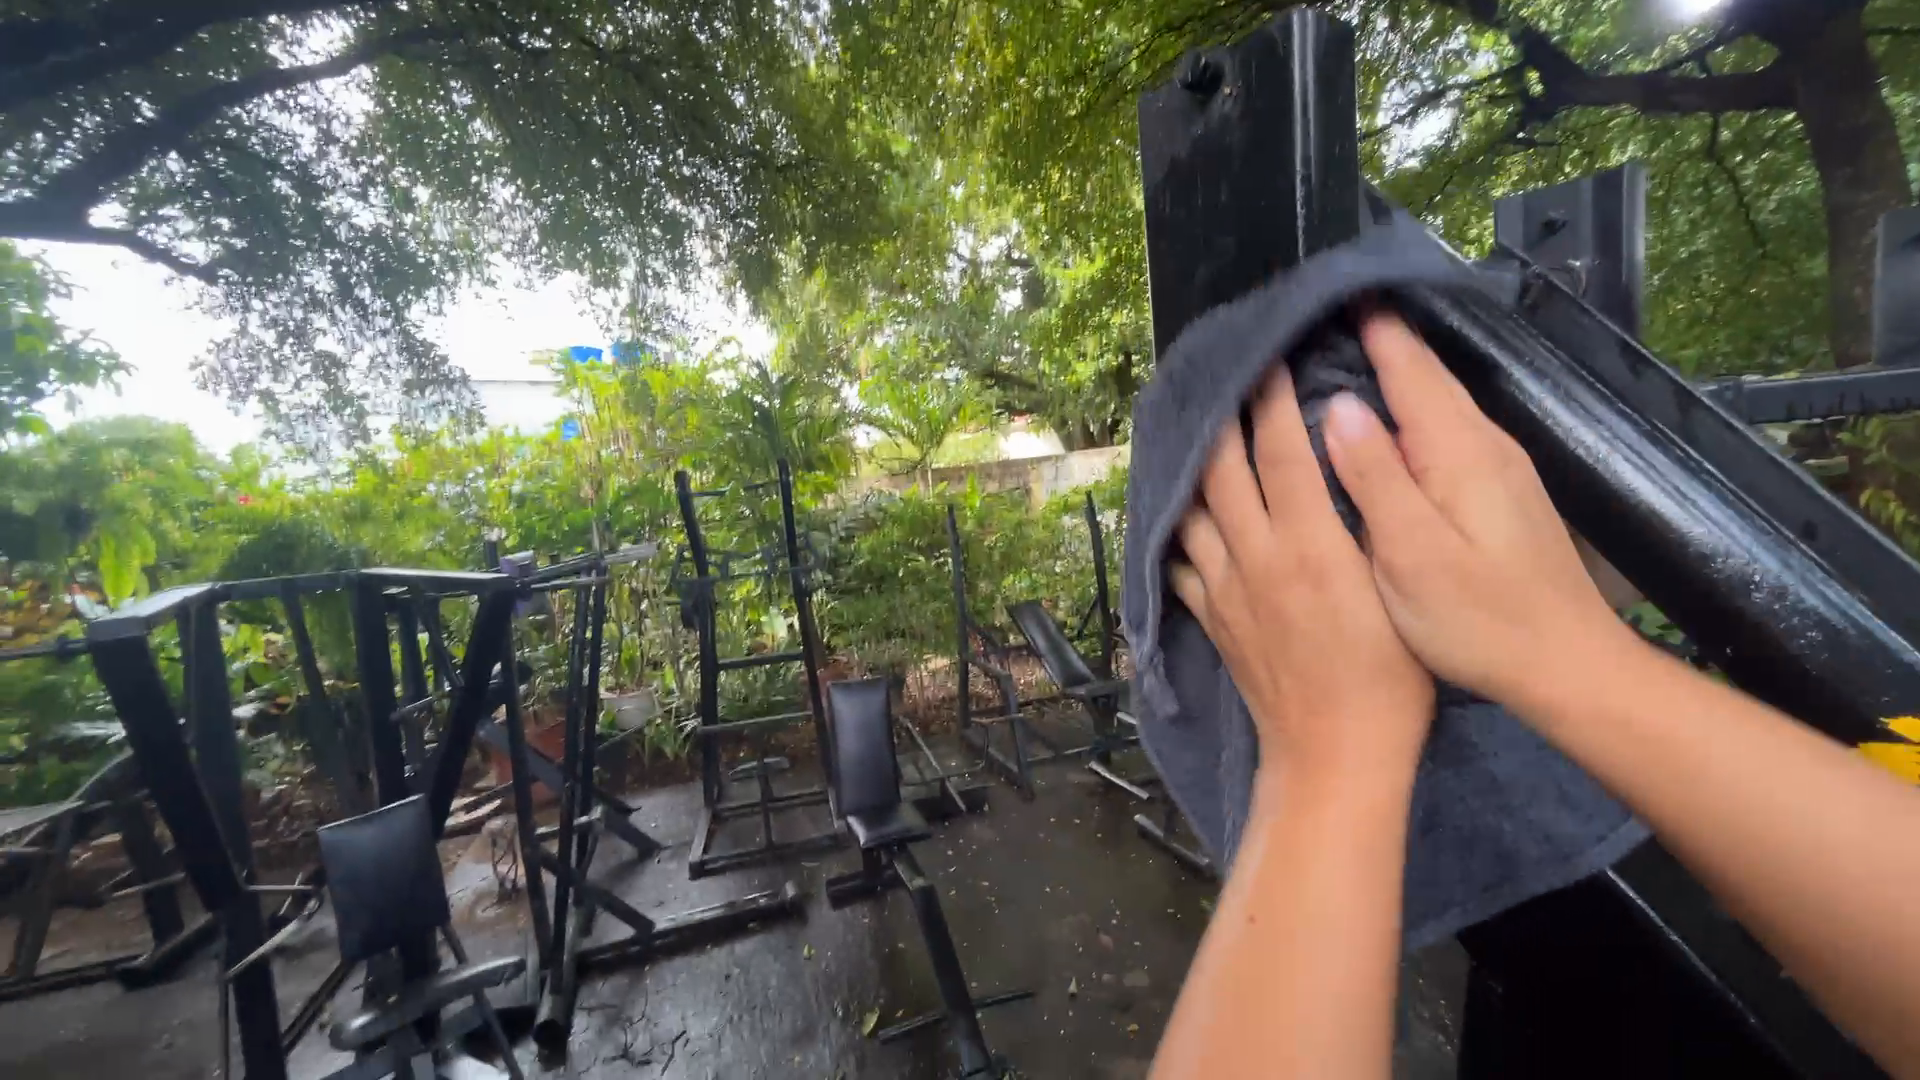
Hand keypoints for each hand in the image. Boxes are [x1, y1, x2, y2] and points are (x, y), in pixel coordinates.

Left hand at [1170, 364, 1435, 784]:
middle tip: (1219, 386)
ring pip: (1192, 511)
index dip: (1274, 404)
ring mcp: (1223, 587)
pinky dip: (1177, 532)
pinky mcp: (1210, 616)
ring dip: (1190, 471)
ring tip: (1190, 441)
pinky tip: (1178, 517)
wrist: (1333, 750)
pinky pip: (1180, 562)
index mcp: (1309, 544)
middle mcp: (1255, 556)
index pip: (1283, 454)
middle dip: (1221, 422)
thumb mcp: (1394, 590)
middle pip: (1223, 472)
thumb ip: (1366, 523)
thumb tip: (1347, 461)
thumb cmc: (1389, 676)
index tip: (1270, 365)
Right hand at [1323, 312, 1632, 705]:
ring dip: (1393, 374)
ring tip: (1342, 354)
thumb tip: (1340, 406)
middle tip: (1324, 318)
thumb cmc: (1479, 618)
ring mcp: (1494, 468)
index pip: (1413, 371)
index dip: (1375, 332)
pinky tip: (1381, 419)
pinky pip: (1440, 430)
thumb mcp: (1411, 551)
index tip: (1333, 294)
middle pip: (1428, 378)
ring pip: (1435, 402)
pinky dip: (1406, 410)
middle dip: (1381, 342)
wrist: (1565, 667)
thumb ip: (1375, 476)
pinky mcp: (1493, 493)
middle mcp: (1483, 446)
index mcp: (1459, 453)